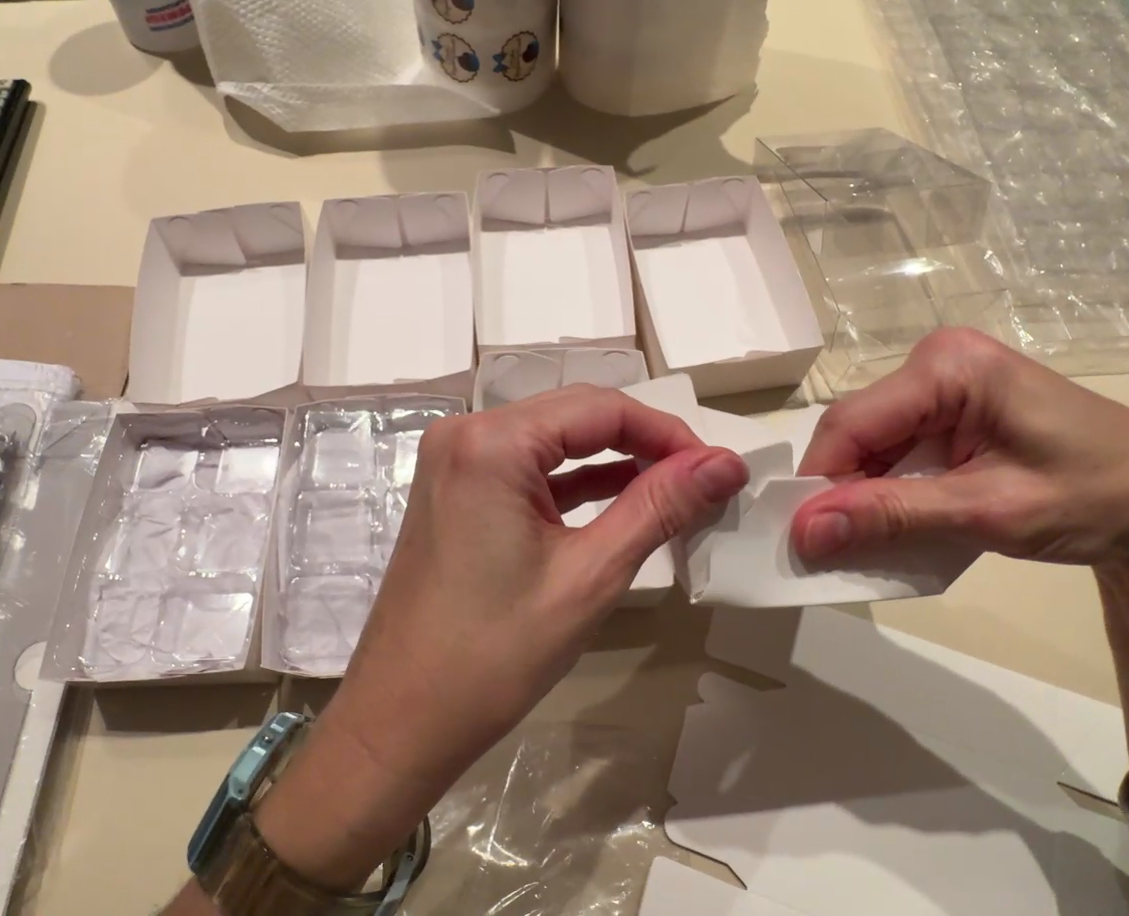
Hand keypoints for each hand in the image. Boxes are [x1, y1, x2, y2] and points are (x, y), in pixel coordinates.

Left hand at [250, 386, 747, 890]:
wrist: (402, 720)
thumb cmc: (494, 654)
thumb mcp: (589, 576)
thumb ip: (659, 508)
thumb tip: (726, 463)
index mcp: (491, 441)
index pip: (600, 408)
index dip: (667, 432)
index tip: (719, 467)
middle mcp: (466, 433)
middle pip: (574, 416)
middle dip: (643, 444)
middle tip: (703, 480)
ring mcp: (455, 462)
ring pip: (553, 441)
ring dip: (613, 462)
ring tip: (676, 492)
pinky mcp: (456, 492)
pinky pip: (528, 470)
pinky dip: (575, 484)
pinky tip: (623, 502)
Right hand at [790, 330, 1128, 870]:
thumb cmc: (1101, 499)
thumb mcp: (991, 512)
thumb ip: (892, 515)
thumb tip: (804, 531)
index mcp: (948, 364)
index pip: (851, 422)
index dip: (821, 482)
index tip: (803, 542)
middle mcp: (938, 361)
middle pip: (858, 431)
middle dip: (845, 491)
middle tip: (837, 552)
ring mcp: (947, 384)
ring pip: (873, 444)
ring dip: (868, 495)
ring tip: (872, 546)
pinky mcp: (956, 410)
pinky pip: (900, 450)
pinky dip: (894, 492)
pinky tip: (905, 525)